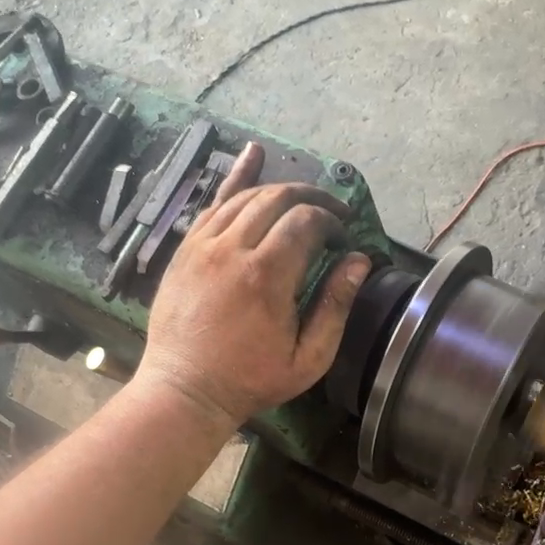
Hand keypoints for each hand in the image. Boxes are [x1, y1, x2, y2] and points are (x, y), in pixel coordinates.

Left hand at [138, 142, 371, 427]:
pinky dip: (236, 179)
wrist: (185, 389)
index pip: (305, 221)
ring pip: (246, 196)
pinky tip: (252, 156)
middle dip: (312, 198)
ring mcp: (203, 245)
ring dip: (280, 190)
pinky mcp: (186, 249)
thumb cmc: (251, 380)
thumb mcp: (308, 357)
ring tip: (303, 199)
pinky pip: (213, 203)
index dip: (331, 220)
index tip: (343, 238)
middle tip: (332, 213)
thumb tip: (358, 261)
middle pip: (277, 199)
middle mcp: (232, 249)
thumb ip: (335, 306)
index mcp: (267, 276)